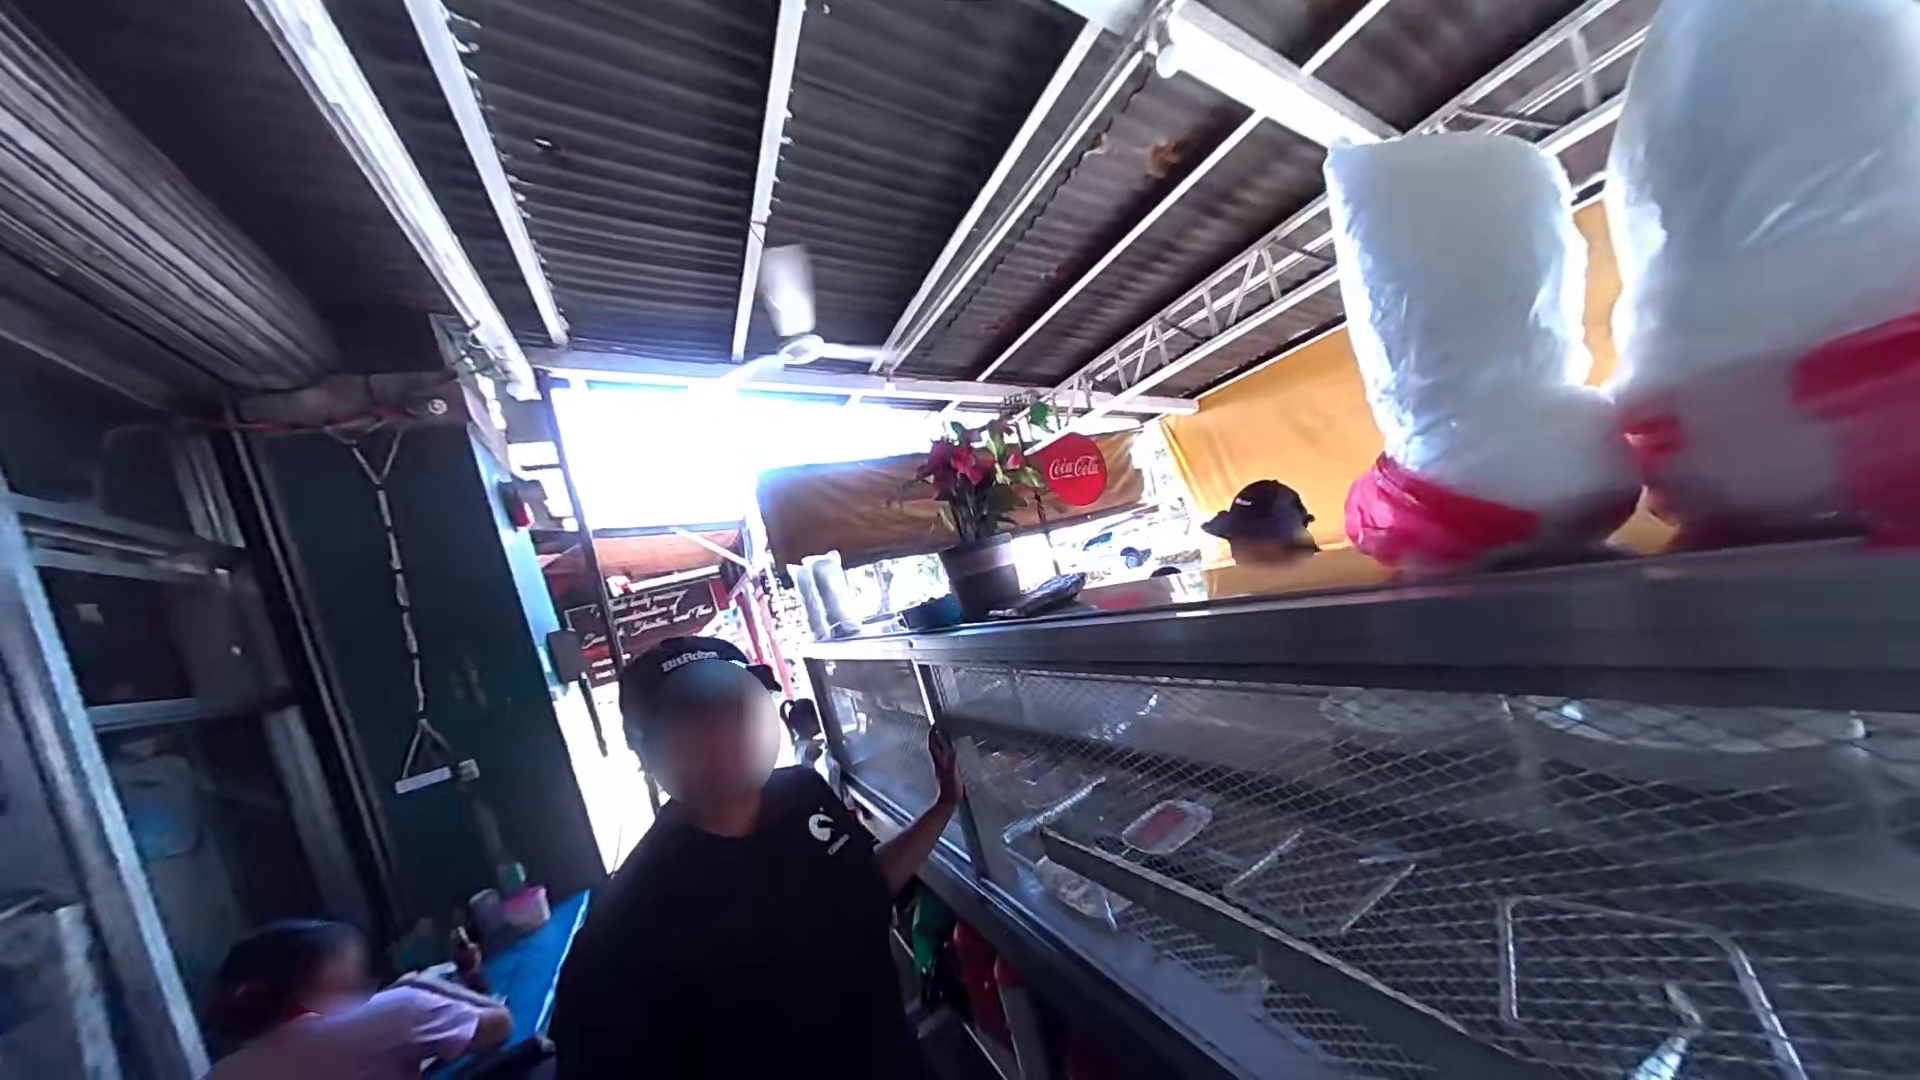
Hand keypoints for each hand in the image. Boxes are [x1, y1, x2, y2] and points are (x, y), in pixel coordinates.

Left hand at [928, 729, 962, 807]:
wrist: (947, 804)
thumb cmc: (950, 791)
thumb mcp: (953, 775)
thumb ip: (952, 762)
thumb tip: (952, 749)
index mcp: (939, 763)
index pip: (933, 745)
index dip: (933, 735)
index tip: (934, 726)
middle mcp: (938, 764)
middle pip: (934, 747)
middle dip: (935, 737)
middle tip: (937, 728)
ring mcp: (941, 769)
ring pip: (938, 753)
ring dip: (939, 744)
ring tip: (942, 736)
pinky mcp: (945, 773)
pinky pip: (943, 759)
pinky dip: (945, 752)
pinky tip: (950, 753)